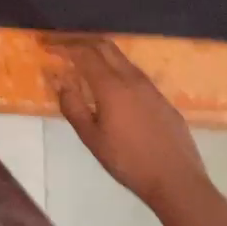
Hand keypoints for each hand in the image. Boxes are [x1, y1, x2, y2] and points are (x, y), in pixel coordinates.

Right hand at [51, 40, 211, 208]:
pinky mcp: (163, 100)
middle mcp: (132, 79)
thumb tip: (60, 81)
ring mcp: (151, 88)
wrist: (178, 182)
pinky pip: (136, 75)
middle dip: (82, 42)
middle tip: (65, 49)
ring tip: (86, 66)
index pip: (83, 53)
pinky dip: (118, 70)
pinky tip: (114, 89)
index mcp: (111, 86)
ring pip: (122, 59)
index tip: (48, 47)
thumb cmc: (128, 161)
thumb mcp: (91, 138)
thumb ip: (72, 106)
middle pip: (105, 47)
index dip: (63, 46)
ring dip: (101, 55)